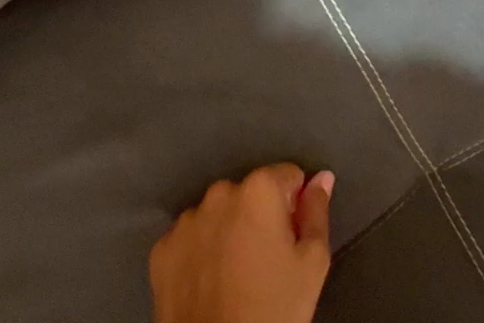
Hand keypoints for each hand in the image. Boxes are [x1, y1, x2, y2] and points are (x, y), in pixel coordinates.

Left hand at [150, 163, 335, 322]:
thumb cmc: (275, 307)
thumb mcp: (313, 261)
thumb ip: (317, 211)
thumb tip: (321, 178)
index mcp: (259, 189)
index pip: (289, 176)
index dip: (296, 206)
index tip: (292, 238)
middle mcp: (219, 194)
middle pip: (251, 193)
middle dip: (261, 215)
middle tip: (267, 260)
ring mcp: (185, 222)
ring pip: (219, 213)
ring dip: (230, 230)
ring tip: (237, 273)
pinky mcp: (161, 250)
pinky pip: (191, 238)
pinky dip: (201, 251)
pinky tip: (210, 282)